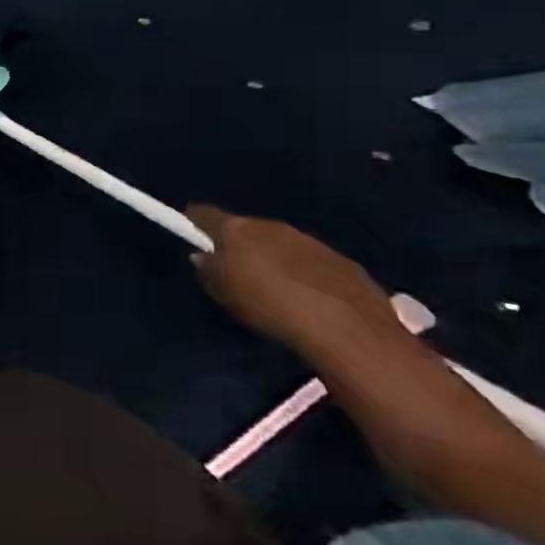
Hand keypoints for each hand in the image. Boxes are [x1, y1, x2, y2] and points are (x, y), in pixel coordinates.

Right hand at [188, 204, 403, 352]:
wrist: (351, 332)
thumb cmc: (270, 307)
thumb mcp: (222, 292)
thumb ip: (208, 269)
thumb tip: (207, 258)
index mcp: (236, 228)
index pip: (202, 213)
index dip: (193, 224)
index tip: (193, 241)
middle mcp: (272, 226)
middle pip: (244, 228)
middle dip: (238, 245)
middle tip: (237, 273)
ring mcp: (312, 242)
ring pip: (280, 243)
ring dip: (273, 258)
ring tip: (278, 290)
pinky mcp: (344, 261)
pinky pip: (312, 261)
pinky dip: (304, 273)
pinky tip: (310, 299)